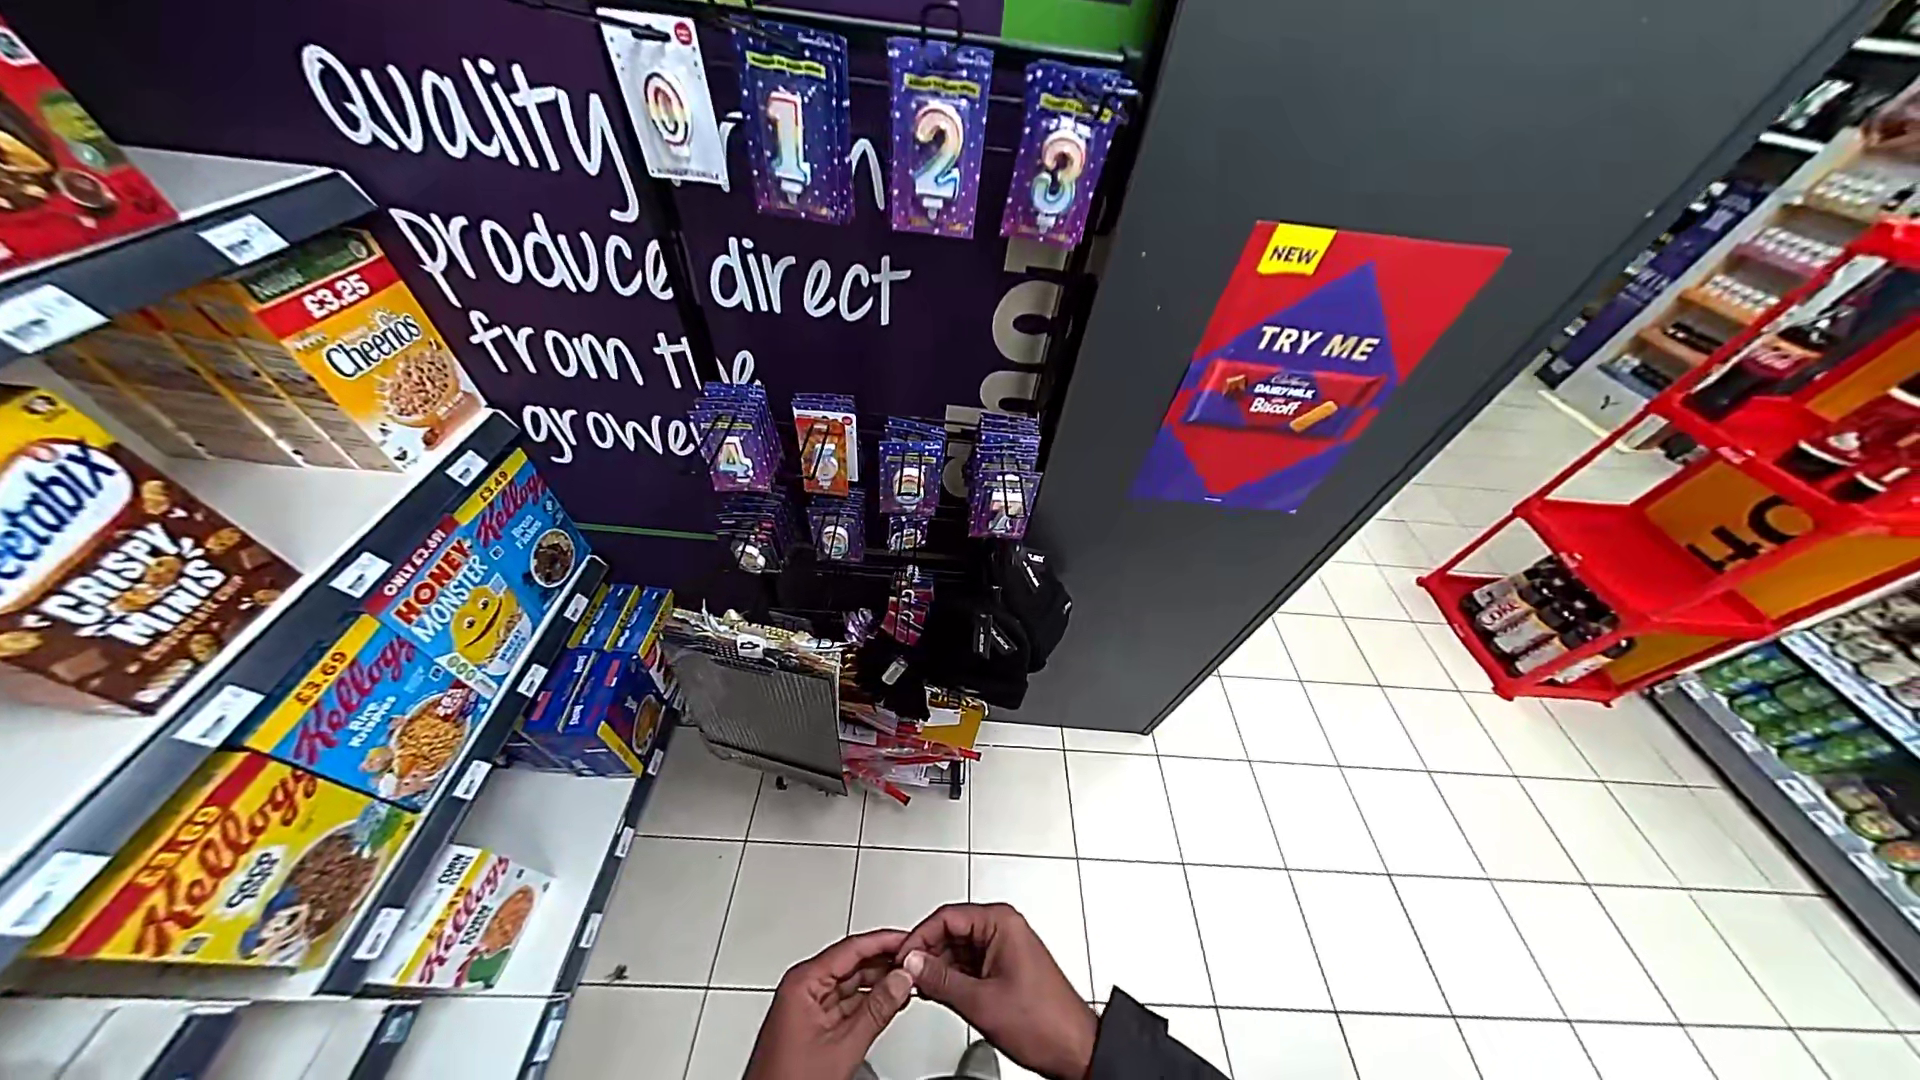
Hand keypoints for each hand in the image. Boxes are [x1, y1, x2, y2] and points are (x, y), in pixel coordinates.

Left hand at [744, 929, 915, 1079]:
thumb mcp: (842, 1047)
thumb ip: (876, 1010)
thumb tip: (900, 980)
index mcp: (803, 982)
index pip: (851, 948)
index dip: (883, 942)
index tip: (907, 940)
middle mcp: (803, 987)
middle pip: (851, 962)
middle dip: (883, 963)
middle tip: (912, 963)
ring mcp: (807, 1005)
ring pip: (850, 983)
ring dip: (878, 983)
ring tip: (906, 982)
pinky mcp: (812, 1023)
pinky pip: (845, 1002)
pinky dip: (867, 1002)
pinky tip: (887, 1002)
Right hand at [898, 903, 1097, 1079]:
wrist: (1074, 1049)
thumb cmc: (1045, 1021)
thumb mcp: (981, 1001)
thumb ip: (942, 979)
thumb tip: (914, 963)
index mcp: (1001, 922)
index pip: (947, 916)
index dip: (920, 936)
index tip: (903, 957)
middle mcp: (1003, 928)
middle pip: (952, 929)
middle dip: (928, 952)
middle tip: (908, 974)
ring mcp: (1004, 946)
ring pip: (958, 947)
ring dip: (939, 966)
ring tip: (921, 986)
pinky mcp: (1003, 964)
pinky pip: (969, 962)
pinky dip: (952, 976)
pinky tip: (939, 992)